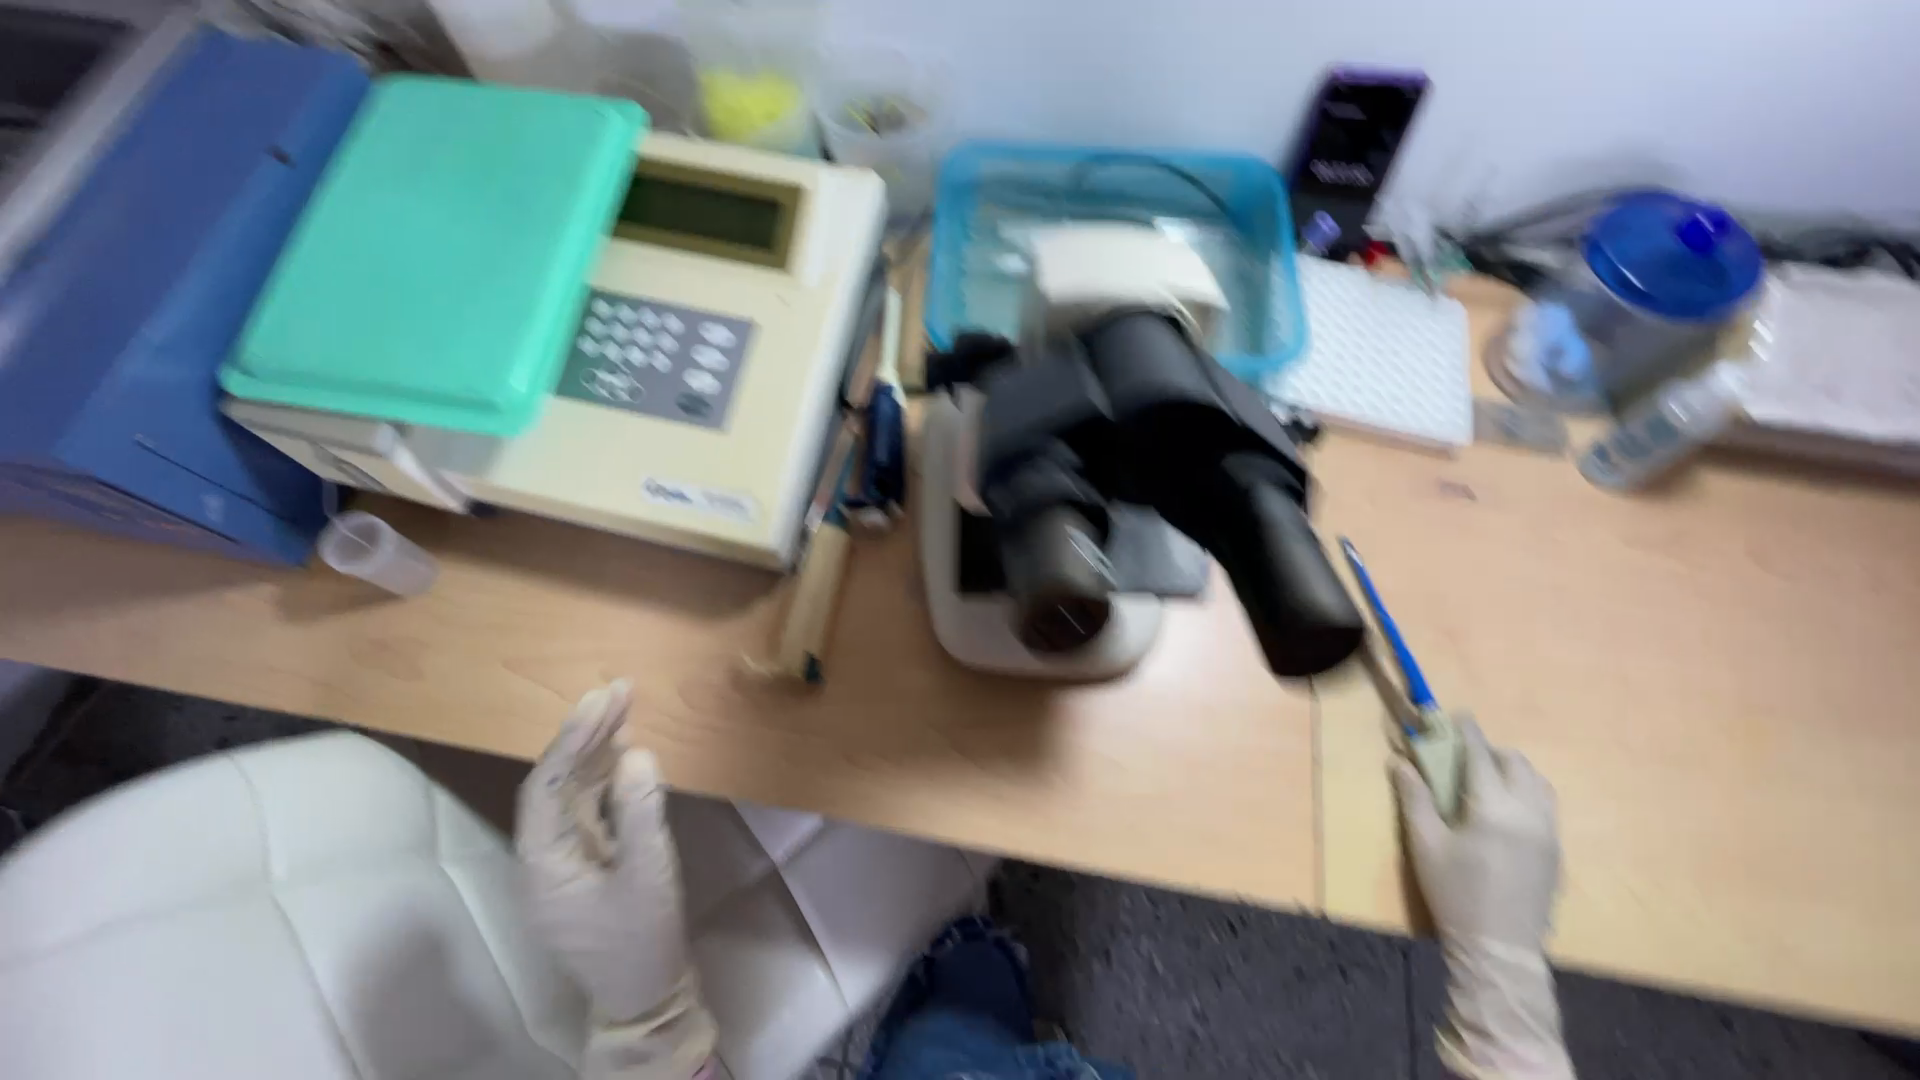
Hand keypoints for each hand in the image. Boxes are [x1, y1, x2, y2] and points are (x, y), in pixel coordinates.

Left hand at [517, 682, 715, 1079]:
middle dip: (585, 735)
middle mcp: (543, 856)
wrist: (646, 993)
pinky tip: (625, 752)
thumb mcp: (648, 873)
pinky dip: (607, 777)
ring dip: (597, 751)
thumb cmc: (642, 937)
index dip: (572, 739)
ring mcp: (565, 858)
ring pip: (572, 793)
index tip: (603, 699)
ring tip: (623, 707)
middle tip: (618, 689)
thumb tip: (637, 754)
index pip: (546, 787)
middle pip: (556, 783)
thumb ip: (641, 811)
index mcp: (542, 863)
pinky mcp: (588, 861)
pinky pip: (590, 809)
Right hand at [1393, 719, 1574, 1079]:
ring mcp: (1548, 832)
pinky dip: (1525, 793)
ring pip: (1538, 783)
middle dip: (1490, 751)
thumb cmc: (1454, 891)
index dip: (1467, 732)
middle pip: (1516, 764)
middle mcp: (1528, 812)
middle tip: (1463, 756)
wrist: (1499, 947)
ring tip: (1486, 780)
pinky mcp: (1556, 851)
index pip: (1481, 755)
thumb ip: (1414, 797)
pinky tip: (1503, 810)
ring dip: (1513, 771)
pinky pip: (1545, 806)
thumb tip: (1400, 761)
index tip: (1456, 716)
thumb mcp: (1425, 843)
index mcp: (1493, 807)